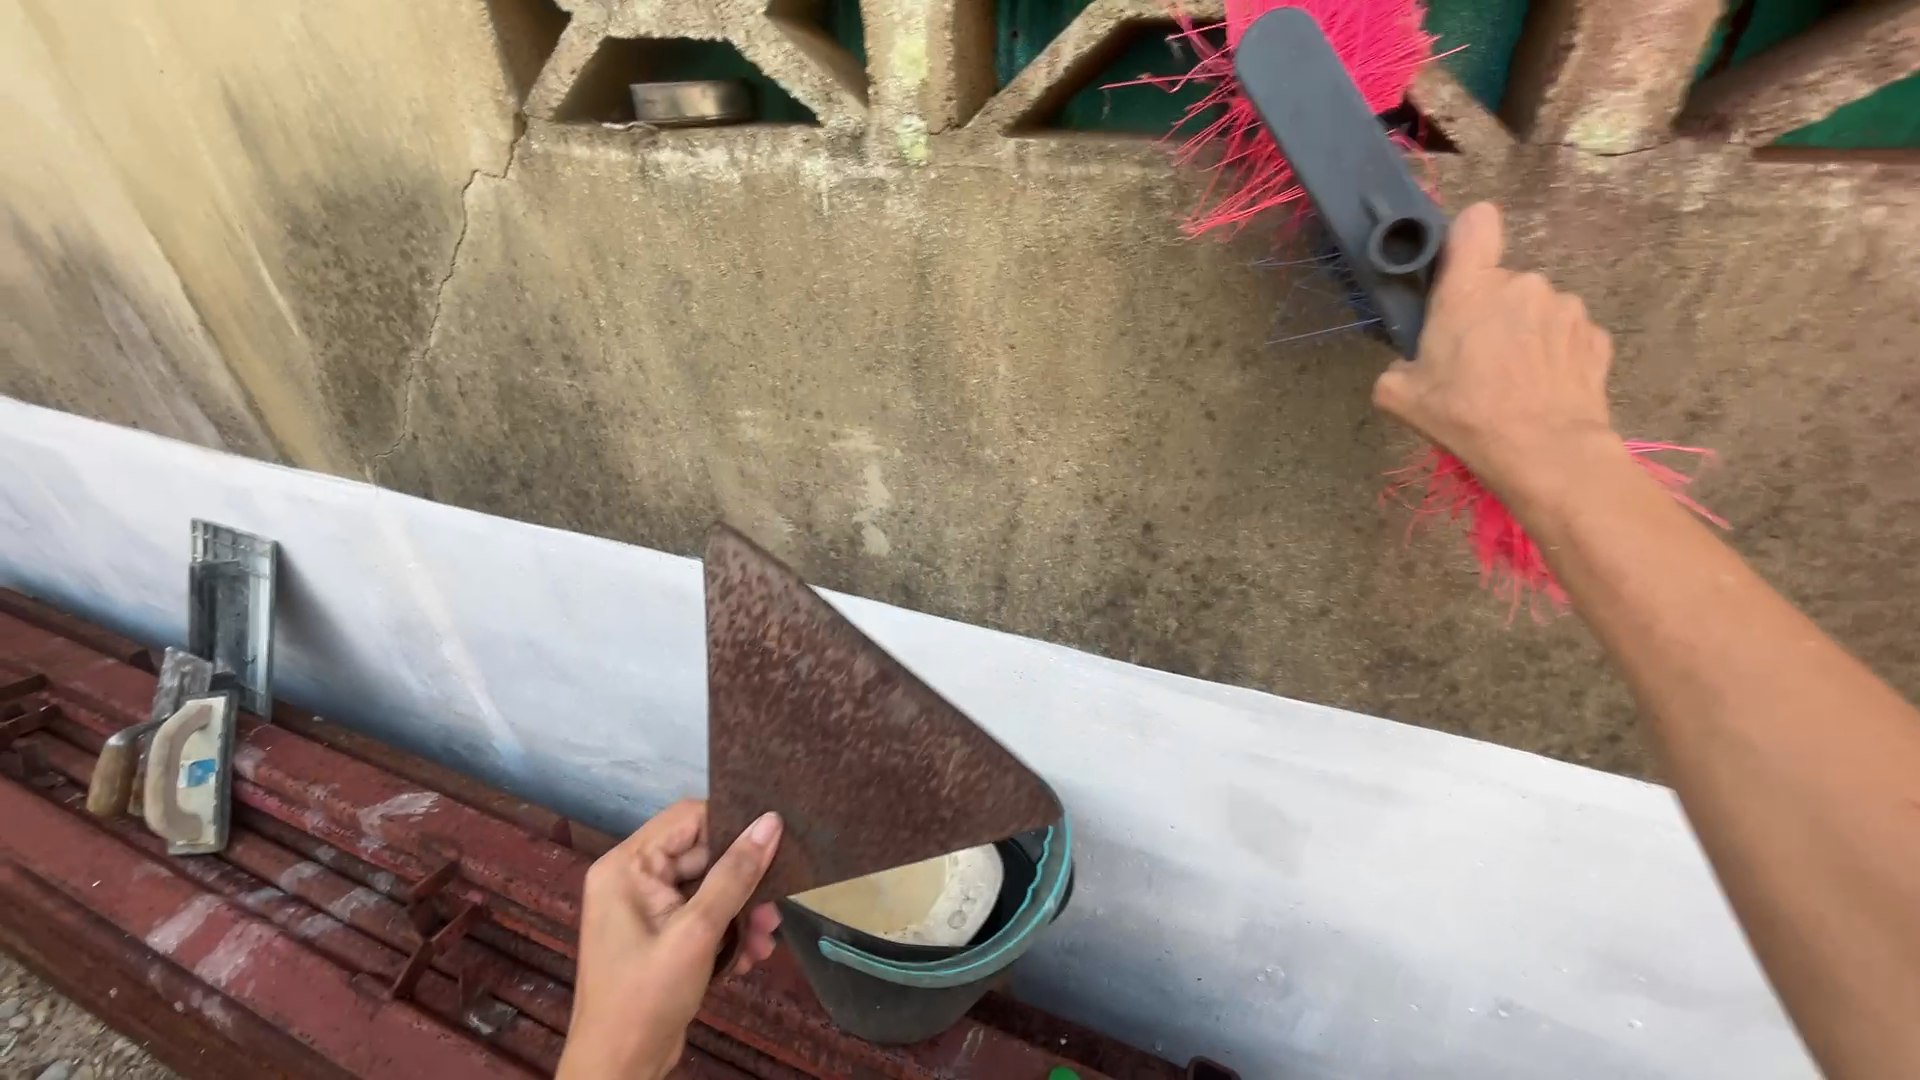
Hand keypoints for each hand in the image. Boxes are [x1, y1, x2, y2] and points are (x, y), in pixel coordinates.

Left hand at [557, 800, 783, 1079]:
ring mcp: (645, 908)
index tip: (771, 845)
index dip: (731, 826)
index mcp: (627, 865)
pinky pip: (703, 913)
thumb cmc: (646, 997)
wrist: (618, 1074)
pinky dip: (728, 930)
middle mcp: (632, 878)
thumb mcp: (697, 931)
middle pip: (703, 854)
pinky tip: (749, 956)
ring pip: (709, 886)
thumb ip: (736, 873)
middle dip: (744, 882)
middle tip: (776, 908)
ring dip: (742, 911)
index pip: (689, 818)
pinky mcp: (659, 934)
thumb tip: (772, 820)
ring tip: (767, 939)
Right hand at [1372, 202, 1623, 504]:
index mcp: (1469, 290)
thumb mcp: (1396, 395)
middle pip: (1499, 283)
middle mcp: (1523, 284)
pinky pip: (1563, 336)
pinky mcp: (1596, 336)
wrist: (1542, 449)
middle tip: (1471, 360)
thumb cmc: (1462, 415)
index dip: (1463, 239)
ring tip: (1510, 380)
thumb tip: (1416, 363)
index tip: (1453, 271)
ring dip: (1520, 334)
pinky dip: (1549, 355)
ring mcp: (1567, 307)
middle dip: (1485, 312)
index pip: (1474, 223)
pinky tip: (1538, 389)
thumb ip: (1399, 364)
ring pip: (1533, 310)